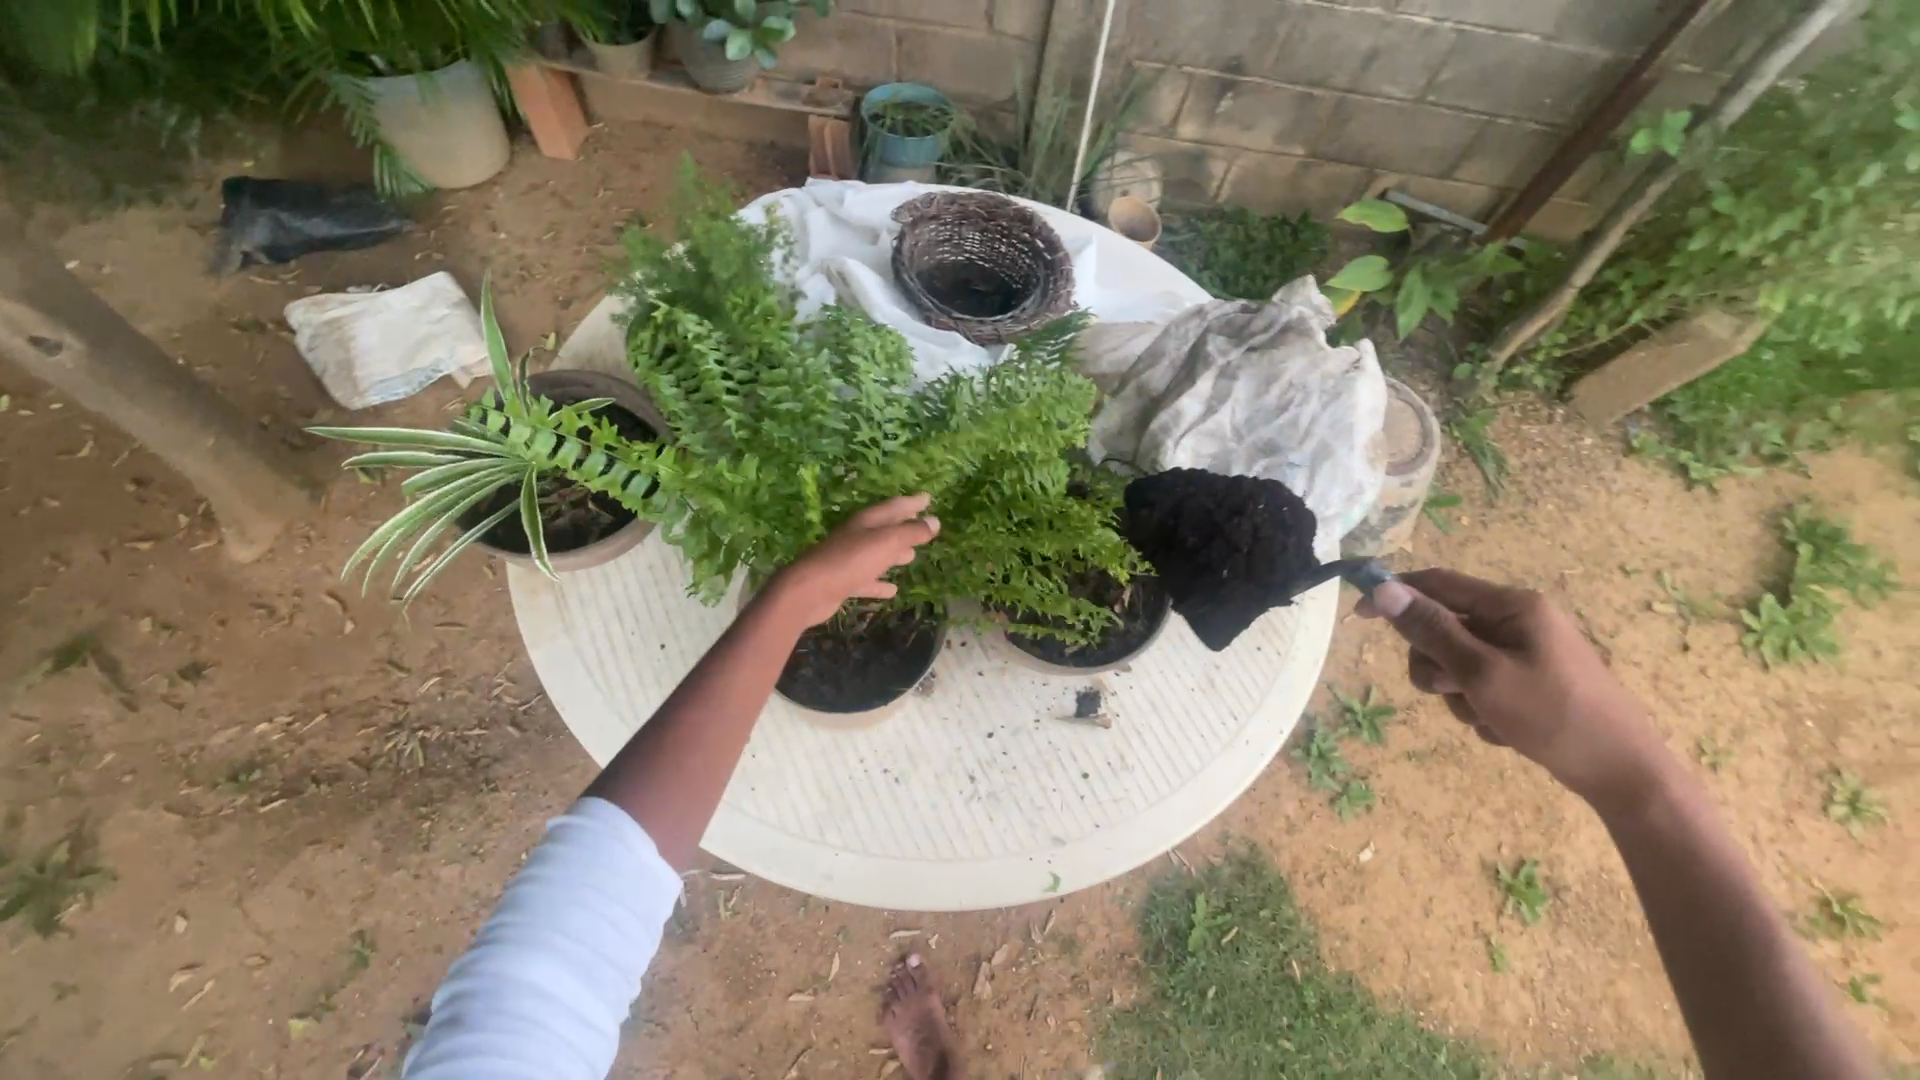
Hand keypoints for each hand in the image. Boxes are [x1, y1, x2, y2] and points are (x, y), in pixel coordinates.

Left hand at [762, 494, 940, 627]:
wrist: (810, 590)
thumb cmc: (851, 560)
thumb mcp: (886, 542)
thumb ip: (911, 532)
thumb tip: (935, 521)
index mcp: (866, 522)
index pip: (894, 507)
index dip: (912, 502)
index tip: (928, 498)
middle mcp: (856, 536)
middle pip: (885, 528)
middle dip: (904, 526)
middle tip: (922, 525)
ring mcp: (848, 559)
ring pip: (876, 554)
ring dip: (893, 554)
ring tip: (911, 556)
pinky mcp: (843, 582)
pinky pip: (867, 580)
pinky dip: (879, 583)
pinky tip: (892, 590)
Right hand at [1358, 568, 1671, 810]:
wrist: (1623, 773)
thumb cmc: (1553, 716)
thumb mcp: (1481, 672)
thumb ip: (1430, 629)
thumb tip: (1382, 589)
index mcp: (1512, 606)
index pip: (1436, 584)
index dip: (1393, 595)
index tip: (1358, 616)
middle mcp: (1516, 621)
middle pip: (1440, 628)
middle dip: (1435, 664)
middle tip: (1455, 690)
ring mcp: (1522, 651)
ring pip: (1453, 662)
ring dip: (1456, 693)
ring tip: (1487, 717)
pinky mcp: (1526, 680)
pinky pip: (1476, 684)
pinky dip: (1478, 706)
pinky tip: (1503, 728)